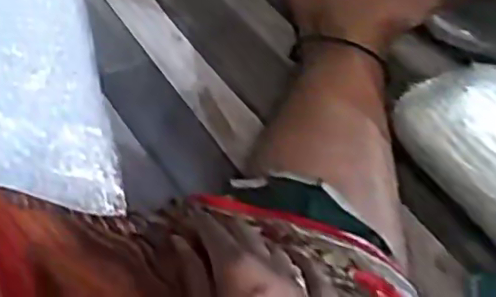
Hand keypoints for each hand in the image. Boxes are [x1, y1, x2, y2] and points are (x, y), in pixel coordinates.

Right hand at [176, 210, 325, 296]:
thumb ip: (192, 274)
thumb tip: (178, 241)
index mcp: (233, 262)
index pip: (208, 226)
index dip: (195, 216)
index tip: (184, 212)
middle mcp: (266, 262)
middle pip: (242, 230)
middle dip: (225, 222)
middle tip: (210, 222)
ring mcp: (299, 282)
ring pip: (276, 248)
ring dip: (259, 239)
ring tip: (247, 236)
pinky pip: (317, 276)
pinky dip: (304, 261)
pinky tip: (296, 252)